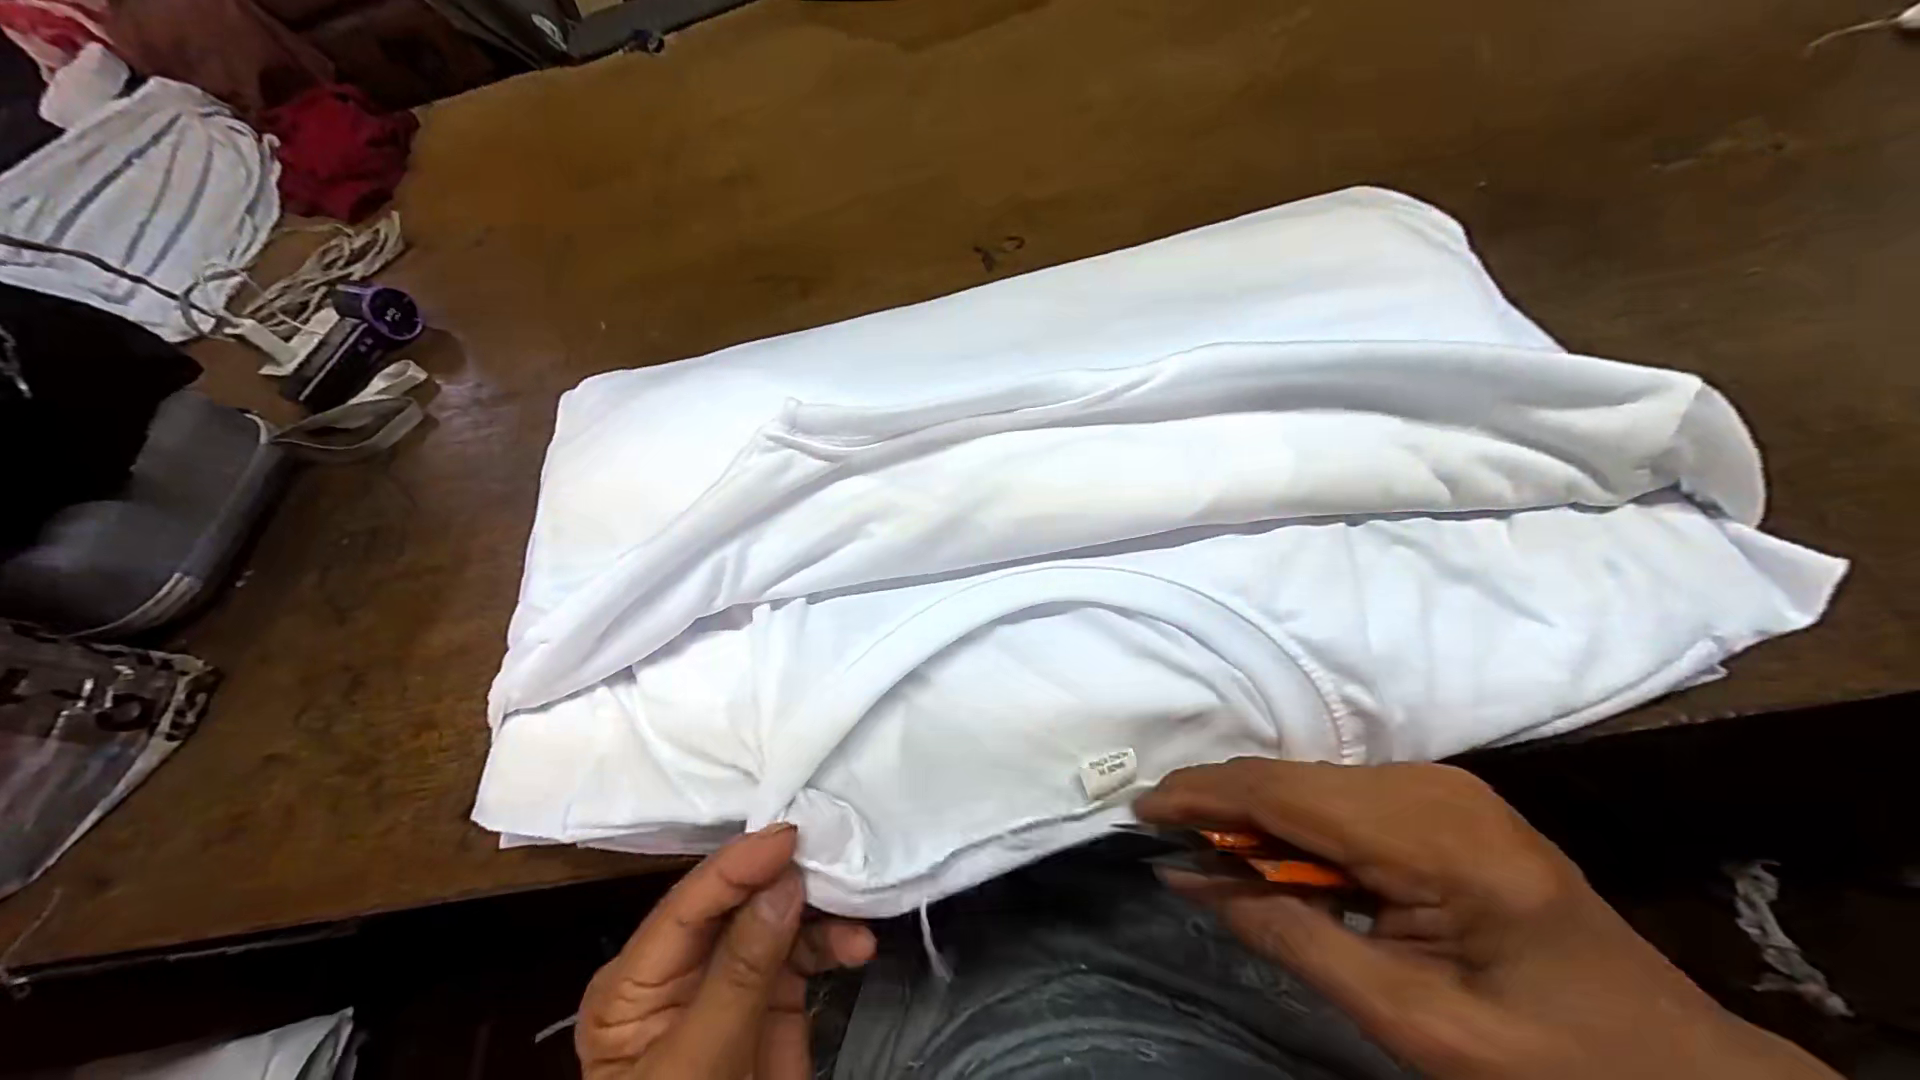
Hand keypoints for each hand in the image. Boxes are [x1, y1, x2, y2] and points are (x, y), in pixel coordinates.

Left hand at [576, 823, 875, 1079]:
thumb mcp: (700, 1062)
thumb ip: (740, 971)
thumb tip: (784, 883)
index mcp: (635, 980)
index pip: (686, 905)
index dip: (736, 867)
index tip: (788, 836)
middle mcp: (683, 965)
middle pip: (736, 901)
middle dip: (783, 877)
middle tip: (828, 853)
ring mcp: (731, 976)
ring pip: (777, 918)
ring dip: (820, 911)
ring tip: (854, 907)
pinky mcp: (773, 993)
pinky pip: (805, 951)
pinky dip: (833, 943)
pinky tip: (858, 946)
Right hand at [1136, 758, 1838, 1079]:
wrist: (1682, 1072)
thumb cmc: (1553, 1064)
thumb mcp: (1414, 1024)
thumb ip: (1293, 938)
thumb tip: (1192, 878)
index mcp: (1438, 838)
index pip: (1285, 794)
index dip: (1203, 796)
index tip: (1140, 810)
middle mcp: (1433, 787)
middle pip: (1290, 778)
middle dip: (1220, 803)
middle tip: (1166, 837)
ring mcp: (1441, 786)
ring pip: (1307, 781)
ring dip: (1253, 814)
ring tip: (1214, 855)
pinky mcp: (1441, 800)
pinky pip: (1337, 796)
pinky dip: (1292, 822)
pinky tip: (1277, 857)